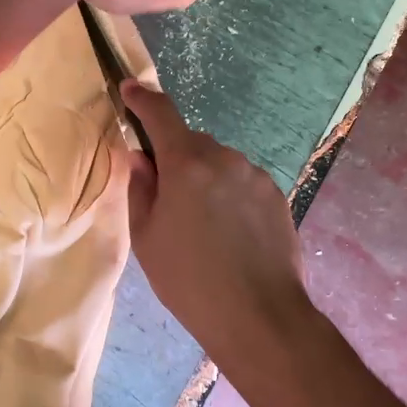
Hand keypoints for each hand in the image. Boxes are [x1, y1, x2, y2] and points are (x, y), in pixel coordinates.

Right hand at [119, 80, 312, 362]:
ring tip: (204, 228)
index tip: (129, 89)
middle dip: (176, 159)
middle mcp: (224, 158)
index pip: (160, 113)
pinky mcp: (277, 196)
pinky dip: (230, 196)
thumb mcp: (146, 237)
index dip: (142, 98)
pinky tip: (230, 235)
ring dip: (206, 180)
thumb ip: (140, 188)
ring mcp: (255, 176)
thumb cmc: (189, 280)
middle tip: (168, 201)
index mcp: (186, 163)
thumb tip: (141, 158)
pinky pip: (242, 183)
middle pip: (191, 143)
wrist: (260, 317)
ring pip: (219, 164)